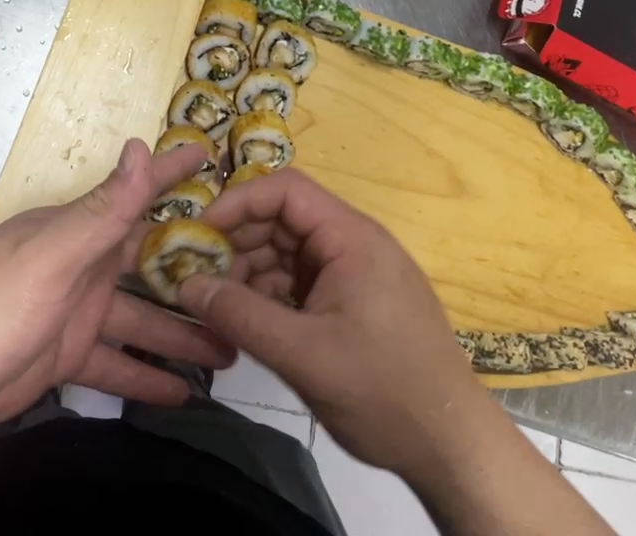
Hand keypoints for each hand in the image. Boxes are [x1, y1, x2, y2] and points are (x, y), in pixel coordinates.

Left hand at [0, 139, 235, 435]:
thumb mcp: (52, 255)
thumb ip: (102, 210)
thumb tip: (141, 146)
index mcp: (79, 231)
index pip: (137, 195)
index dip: (172, 174)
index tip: (211, 156)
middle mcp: (84, 265)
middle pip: (152, 266)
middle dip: (198, 275)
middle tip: (249, 285)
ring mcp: (77, 312)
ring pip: (143, 321)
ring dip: (183, 334)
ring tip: (232, 349)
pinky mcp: (67, 355)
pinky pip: (118, 364)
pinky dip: (147, 377)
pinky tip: (182, 394)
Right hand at [178, 168, 489, 483]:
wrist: (450, 445)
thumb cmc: (382, 391)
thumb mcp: (303, 354)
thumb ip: (241, 315)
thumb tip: (185, 285)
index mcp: (351, 238)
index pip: (285, 190)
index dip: (237, 203)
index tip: (197, 234)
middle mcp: (352, 244)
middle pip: (282, 219)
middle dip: (236, 242)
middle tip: (195, 275)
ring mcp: (352, 273)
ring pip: (286, 253)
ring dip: (248, 272)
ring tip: (214, 305)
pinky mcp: (351, 302)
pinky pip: (298, 282)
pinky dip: (268, 295)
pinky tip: (245, 322)